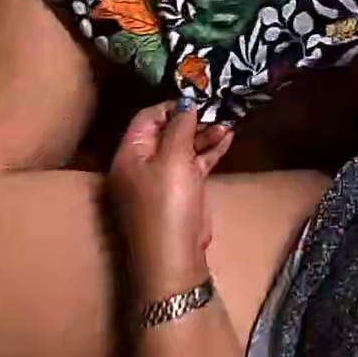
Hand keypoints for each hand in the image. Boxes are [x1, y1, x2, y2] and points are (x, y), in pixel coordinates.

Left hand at [107, 101, 234, 298]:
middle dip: (192, 119)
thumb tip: (186, 100)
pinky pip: (195, 162)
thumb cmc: (167, 203)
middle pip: (167, 130)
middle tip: (218, 108)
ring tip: (228, 123)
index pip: (147, 118)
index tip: (197, 98)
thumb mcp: (174, 158)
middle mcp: (142, 164)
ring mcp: (162, 178)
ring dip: (205, 133)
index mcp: (130, 155)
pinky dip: (210, 149)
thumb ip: (180, 126)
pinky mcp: (181, 190)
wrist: (175, 258)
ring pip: (184, 146)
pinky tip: (228, 138)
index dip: (171, 106)